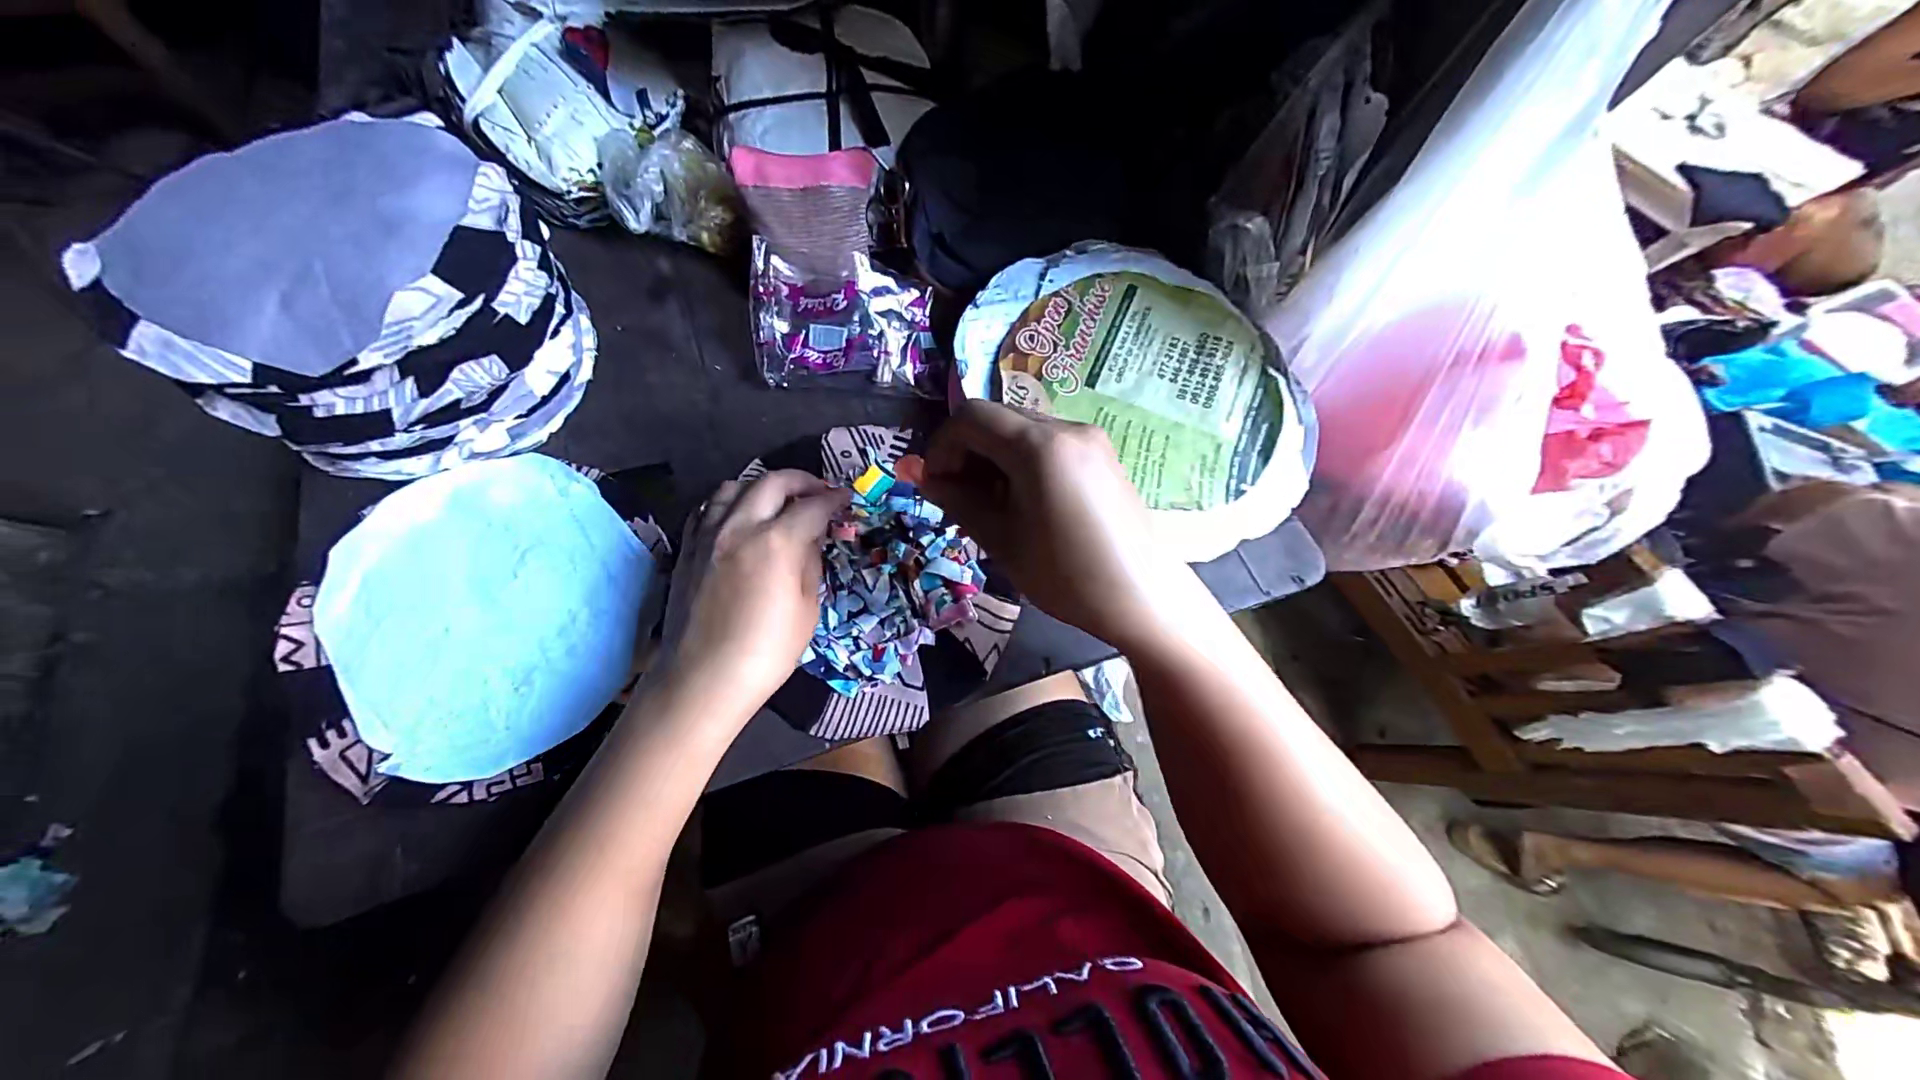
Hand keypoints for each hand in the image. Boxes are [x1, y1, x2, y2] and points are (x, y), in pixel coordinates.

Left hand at [656, 471, 847, 716]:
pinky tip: (740, 519)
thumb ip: (810, 563)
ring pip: (734, 487)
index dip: (834, 499)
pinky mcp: (687, 549)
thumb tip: (812, 537)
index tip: (846, 499)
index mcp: (776, 541)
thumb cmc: (766, 651)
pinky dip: (730, 504)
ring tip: (777, 502)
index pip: (812, 505)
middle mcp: (739, 526)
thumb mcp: (806, 609)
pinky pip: (708, 509)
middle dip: (801, 480)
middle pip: (772, 482)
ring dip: (762, 487)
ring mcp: (708, 535)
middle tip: (818, 491)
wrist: (703, 679)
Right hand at [921, 401, 1200, 652]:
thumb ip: (954, 497)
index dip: (942, 447)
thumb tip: (910, 470)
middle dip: (967, 452)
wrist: (1141, 597)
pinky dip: (1022, 461)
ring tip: (995, 506)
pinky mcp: (1101, 454)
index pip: (970, 417)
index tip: (937, 486)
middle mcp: (1066, 427)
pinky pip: (1047, 442)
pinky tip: (1027, 502)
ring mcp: (1089, 438)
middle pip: (996, 418)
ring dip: (994, 457)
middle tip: (962, 500)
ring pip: (1021, 429)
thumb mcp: (1000, 538)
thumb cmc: (1065, 575)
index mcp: (1039, 445)